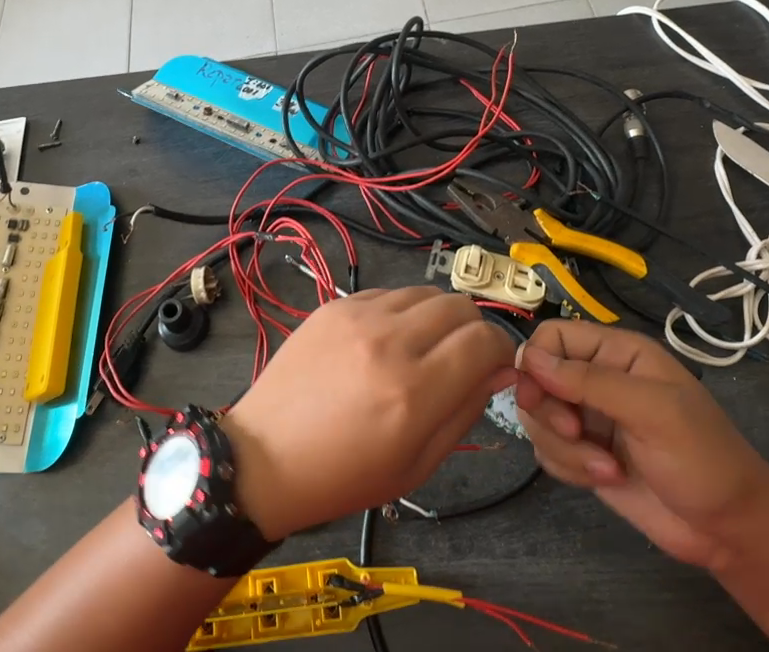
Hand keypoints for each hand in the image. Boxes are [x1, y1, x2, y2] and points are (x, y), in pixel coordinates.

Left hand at [219, 287, 516, 539]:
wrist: (266, 458)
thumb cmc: (345, 475)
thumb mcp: (418, 465)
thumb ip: (466, 411)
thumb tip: (501, 370)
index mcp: (415, 392)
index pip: (485, 341)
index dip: (502, 352)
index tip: (496, 368)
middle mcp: (390, 343)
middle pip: (459, 307)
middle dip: (473, 331)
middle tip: (461, 359)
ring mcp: (358, 318)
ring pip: (425, 292)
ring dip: (437, 317)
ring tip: (422, 350)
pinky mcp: (334, 306)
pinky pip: (388, 293)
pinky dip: (401, 312)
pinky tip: (386, 342)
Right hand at [514, 320, 768, 568]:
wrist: (728, 529)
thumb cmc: (702, 458)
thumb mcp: (653, 412)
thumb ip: (591, 381)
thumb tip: (529, 359)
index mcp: (618, 353)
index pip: (553, 337)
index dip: (537, 362)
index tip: (540, 395)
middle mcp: (598, 380)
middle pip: (536, 380)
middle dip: (550, 413)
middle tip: (577, 432)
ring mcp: (590, 419)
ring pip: (538, 419)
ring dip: (565, 448)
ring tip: (607, 469)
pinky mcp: (584, 455)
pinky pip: (547, 451)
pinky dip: (567, 467)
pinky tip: (605, 479)